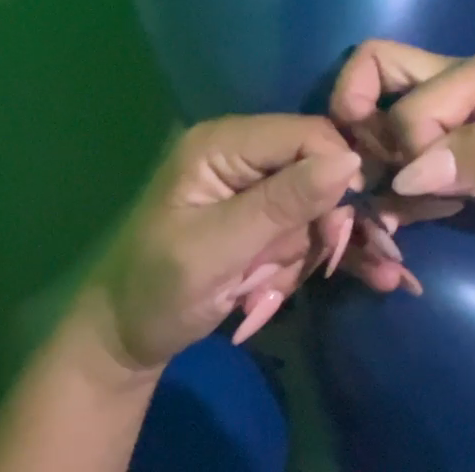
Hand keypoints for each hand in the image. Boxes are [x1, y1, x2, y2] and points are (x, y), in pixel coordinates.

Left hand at [85, 114, 364, 371]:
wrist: (124, 341)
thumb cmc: (157, 291)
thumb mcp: (219, 250)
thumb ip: (283, 203)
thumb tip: (350, 161)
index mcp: (223, 142)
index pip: (307, 134)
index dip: (337, 173)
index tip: (340, 231)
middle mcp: (242, 152)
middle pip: (319, 168)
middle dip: (319, 225)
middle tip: (300, 270)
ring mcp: (250, 183)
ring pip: (316, 204)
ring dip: (305, 252)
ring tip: (261, 291)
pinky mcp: (258, 213)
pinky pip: (302, 227)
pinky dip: (296, 261)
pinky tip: (265, 292)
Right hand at [328, 41, 474, 226]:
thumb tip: (410, 174)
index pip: (409, 99)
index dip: (406, 143)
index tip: (427, 184)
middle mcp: (454, 90)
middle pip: (378, 74)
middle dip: (360, 124)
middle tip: (371, 179)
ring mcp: (452, 125)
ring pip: (382, 123)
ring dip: (373, 168)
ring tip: (388, 217)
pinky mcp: (454, 161)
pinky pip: (405, 168)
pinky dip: (394, 197)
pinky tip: (404, 227)